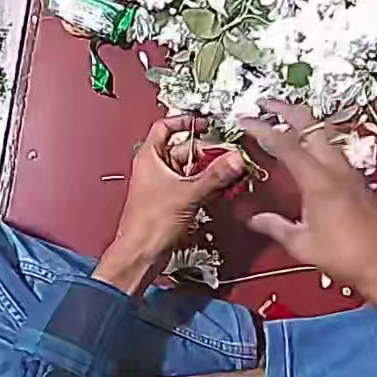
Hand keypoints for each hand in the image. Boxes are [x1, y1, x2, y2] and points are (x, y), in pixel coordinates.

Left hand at [94, 116, 243, 292]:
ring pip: (190, 170)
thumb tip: (235, 159)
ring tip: (229, 173)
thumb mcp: (188, 193)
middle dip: (207, 153)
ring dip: (210, 172)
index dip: (184, 122)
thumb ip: (215, 175)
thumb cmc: (150, 222)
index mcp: (150, 157)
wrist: (141, 254)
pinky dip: (206, 186)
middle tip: (228, 156)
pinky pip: (192, 186)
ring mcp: (163, 185)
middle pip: (185, 150)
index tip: (204, 124)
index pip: (165, 127)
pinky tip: (221, 190)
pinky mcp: (171, 201)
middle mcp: (155, 168)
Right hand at [240, 101, 376, 317]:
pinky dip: (315, 140)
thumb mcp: (302, 244)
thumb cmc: (348, 257)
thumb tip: (253, 219)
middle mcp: (336, 168)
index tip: (245, 119)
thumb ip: (275, 226)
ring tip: (283, 121)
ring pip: (324, 134)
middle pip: (310, 125)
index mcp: (318, 180)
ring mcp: (349, 172)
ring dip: (302, 123)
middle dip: (286, 109)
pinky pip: (333, 149)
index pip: (284, 143)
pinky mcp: (357, 181)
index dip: (262, 128)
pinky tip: (307, 150)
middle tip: (266, 104)